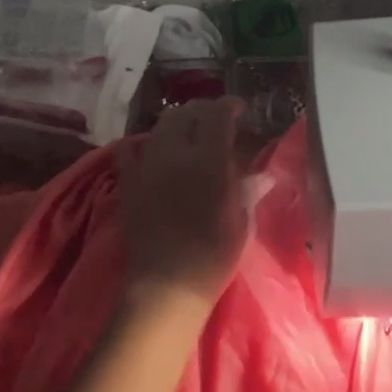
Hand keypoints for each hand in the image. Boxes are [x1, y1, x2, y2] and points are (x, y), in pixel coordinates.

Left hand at [117, 98, 253, 308]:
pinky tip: (152, 152)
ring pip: (159, 127)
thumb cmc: (213, 257)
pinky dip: (144, 144)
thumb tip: (263, 175)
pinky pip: (130, 150)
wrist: (167, 285)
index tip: (240, 110)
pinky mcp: (128, 183)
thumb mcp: (241, 224)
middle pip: (186, 114)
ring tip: (188, 137)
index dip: (230, 106)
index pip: (218, 114)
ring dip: (177, 125)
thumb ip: (249, 191)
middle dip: (203, 111)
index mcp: (209, 160)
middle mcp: (175, 153)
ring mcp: (147, 166)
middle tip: (216, 122)